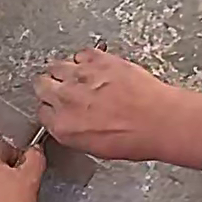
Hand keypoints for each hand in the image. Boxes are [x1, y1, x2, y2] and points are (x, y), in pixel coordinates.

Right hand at [34, 48, 201, 171]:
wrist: (159, 121)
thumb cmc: (135, 138)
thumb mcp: (94, 147)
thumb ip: (73, 130)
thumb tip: (70, 122)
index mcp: (62, 126)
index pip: (42, 111)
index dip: (50, 107)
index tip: (57, 105)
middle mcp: (65, 99)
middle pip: (41, 84)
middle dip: (50, 86)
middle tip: (62, 87)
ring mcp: (80, 77)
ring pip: (56, 65)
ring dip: (64, 70)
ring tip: (77, 75)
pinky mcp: (97, 60)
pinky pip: (81, 53)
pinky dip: (85, 58)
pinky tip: (94, 66)